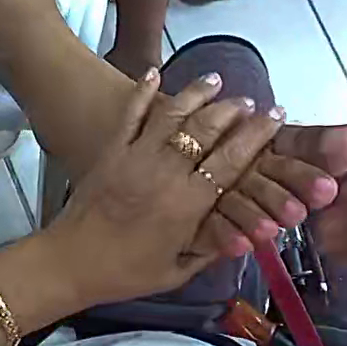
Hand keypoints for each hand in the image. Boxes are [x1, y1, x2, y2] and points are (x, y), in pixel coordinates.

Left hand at [43, 68, 280, 306]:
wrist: (71, 262)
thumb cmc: (126, 273)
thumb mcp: (175, 272)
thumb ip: (209, 250)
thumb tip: (245, 235)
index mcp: (187, 205)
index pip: (231, 161)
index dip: (257, 136)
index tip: (275, 117)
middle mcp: (166, 173)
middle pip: (206, 130)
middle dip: (233, 110)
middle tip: (249, 101)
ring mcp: (137, 156)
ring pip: (173, 115)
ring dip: (197, 93)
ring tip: (216, 79)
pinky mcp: (112, 151)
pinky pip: (131, 115)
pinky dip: (143, 92)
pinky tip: (154, 72)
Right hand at [185, 123, 346, 259]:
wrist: (199, 167)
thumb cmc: (262, 163)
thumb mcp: (296, 154)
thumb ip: (323, 149)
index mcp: (270, 143)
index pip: (290, 152)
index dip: (306, 172)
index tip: (327, 190)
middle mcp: (243, 163)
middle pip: (260, 178)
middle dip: (279, 196)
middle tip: (297, 214)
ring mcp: (219, 188)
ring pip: (235, 201)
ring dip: (251, 215)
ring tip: (268, 232)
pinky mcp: (201, 215)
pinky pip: (211, 224)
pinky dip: (224, 235)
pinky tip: (239, 246)